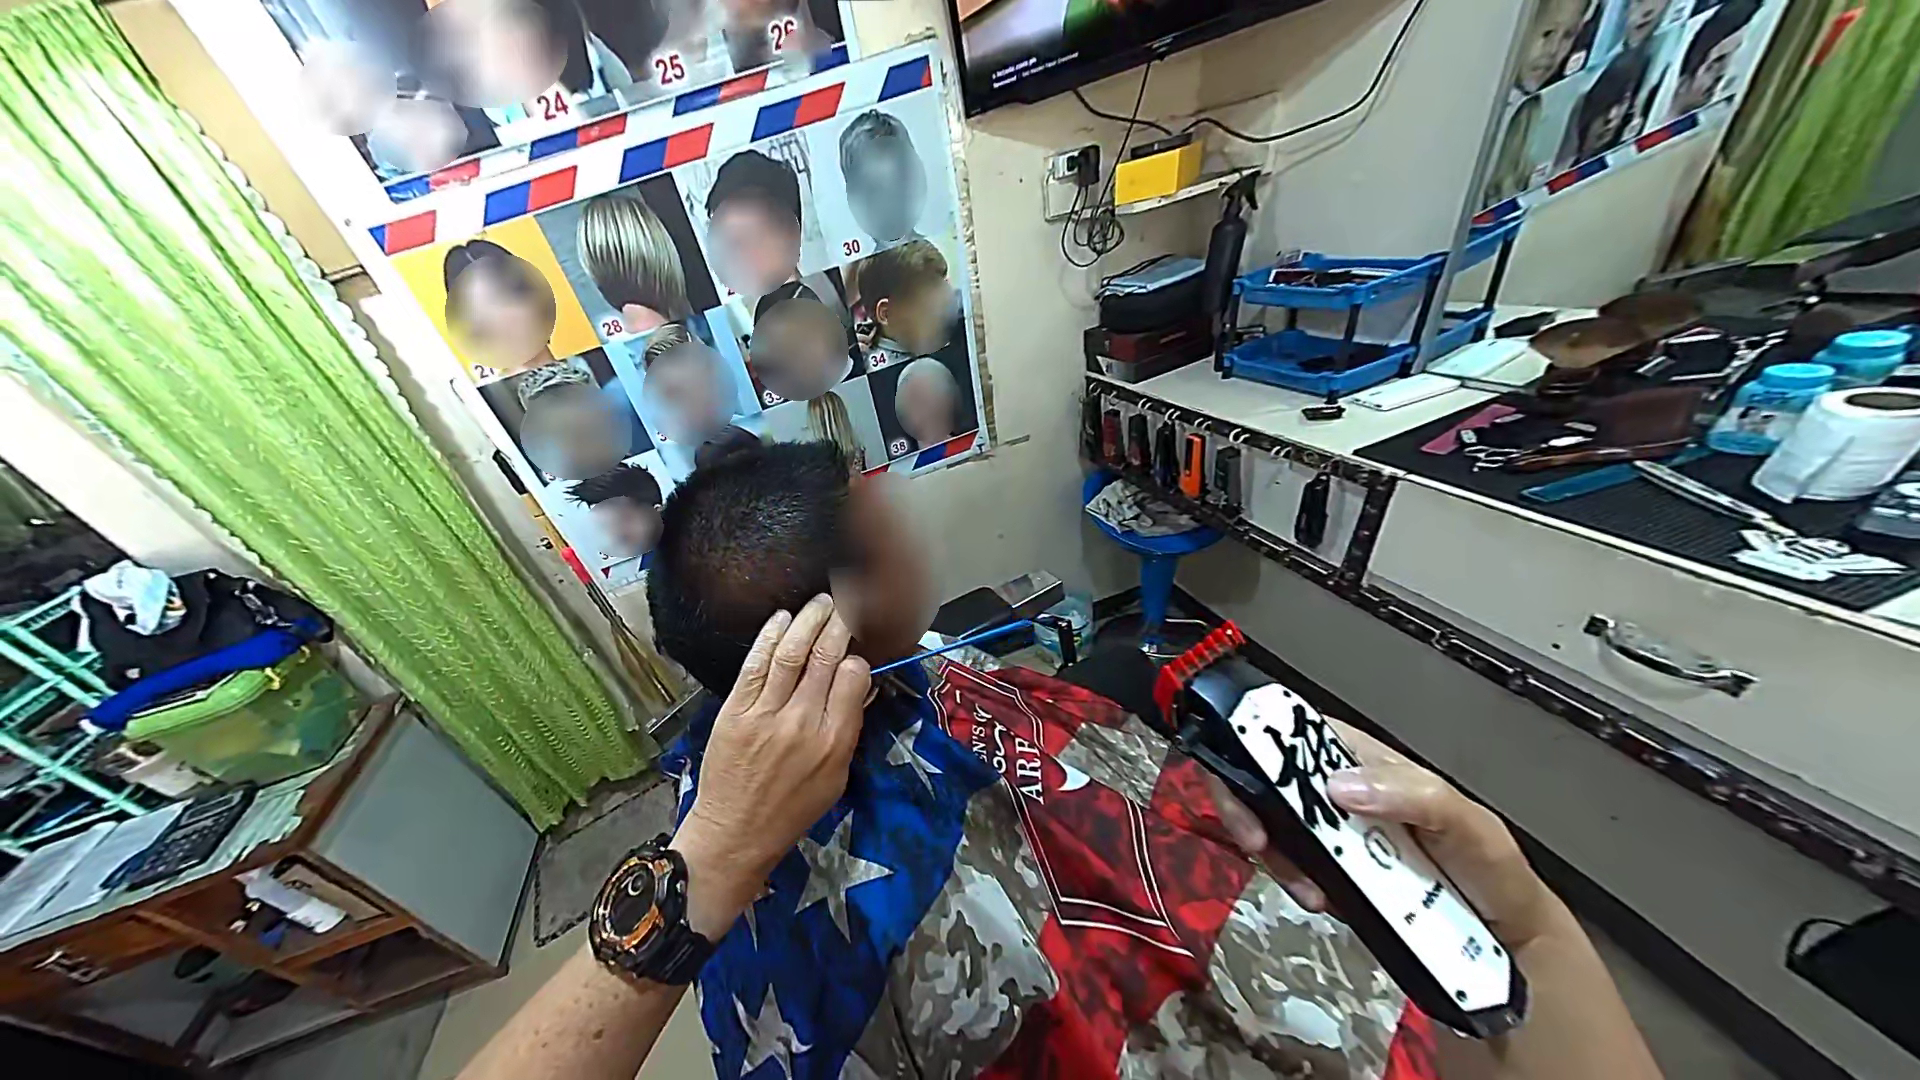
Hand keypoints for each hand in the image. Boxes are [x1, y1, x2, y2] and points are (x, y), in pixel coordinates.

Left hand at [670, 596, 870, 936]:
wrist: (734, 834)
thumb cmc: (792, 809)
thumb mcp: (837, 777)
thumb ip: (849, 728)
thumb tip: (860, 683)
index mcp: (833, 741)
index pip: (854, 677)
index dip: (859, 655)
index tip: (859, 646)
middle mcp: (801, 722)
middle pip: (824, 657)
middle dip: (838, 624)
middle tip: (846, 605)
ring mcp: (765, 713)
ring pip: (791, 652)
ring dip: (808, 620)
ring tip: (821, 602)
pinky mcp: (734, 710)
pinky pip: (755, 664)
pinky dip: (770, 636)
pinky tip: (782, 617)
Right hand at [1208, 718, 1563, 950]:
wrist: (1504, 938)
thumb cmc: (1488, 866)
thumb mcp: (1466, 822)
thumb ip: (1414, 794)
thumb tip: (1337, 786)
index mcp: (1352, 755)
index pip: (1287, 728)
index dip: (1253, 741)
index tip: (1246, 777)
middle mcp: (1326, 783)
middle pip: (1260, 773)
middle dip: (1245, 804)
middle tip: (1257, 840)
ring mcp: (1321, 824)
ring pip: (1264, 816)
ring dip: (1269, 849)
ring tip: (1303, 886)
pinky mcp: (1318, 861)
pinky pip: (1282, 856)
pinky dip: (1284, 874)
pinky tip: (1313, 895)